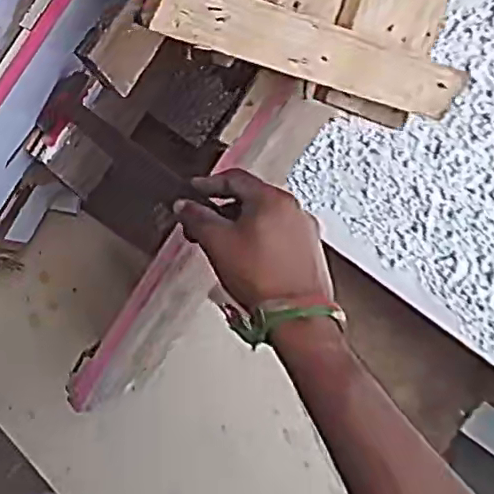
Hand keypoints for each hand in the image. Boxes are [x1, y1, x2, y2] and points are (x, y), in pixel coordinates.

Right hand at [174, 169, 330, 310]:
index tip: (194, 189)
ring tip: (217, 238)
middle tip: (200, 216)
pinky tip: (240, 252)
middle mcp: (294, 210)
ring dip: (236, 222)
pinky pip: (275, 233)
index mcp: (273, 200)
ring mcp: (305, 231)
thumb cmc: (262, 277)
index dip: (207, 183)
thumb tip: (185, 206)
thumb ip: (195, 216)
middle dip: (220, 206)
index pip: (234, 178)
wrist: (295, 315)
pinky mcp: (308, 251)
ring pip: (263, 215)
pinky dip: (255, 236)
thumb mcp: (214, 239)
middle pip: (249, 196)